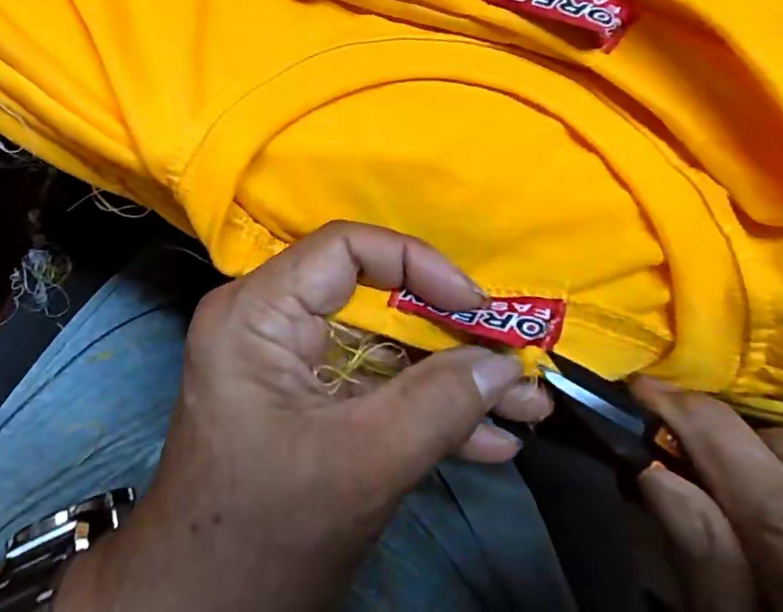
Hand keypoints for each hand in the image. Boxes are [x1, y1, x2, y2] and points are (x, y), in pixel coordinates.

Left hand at [57, 221, 551, 611]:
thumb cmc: (263, 533)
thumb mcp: (362, 464)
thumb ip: (439, 405)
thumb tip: (505, 365)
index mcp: (258, 314)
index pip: (346, 249)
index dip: (418, 265)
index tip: (475, 304)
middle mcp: (270, 323)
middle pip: (374, 298)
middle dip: (451, 334)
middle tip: (514, 356)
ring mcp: (291, 365)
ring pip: (385, 347)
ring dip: (454, 379)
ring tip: (524, 406)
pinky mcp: (310, 403)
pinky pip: (375, 387)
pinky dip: (428, 410)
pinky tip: (489, 440)